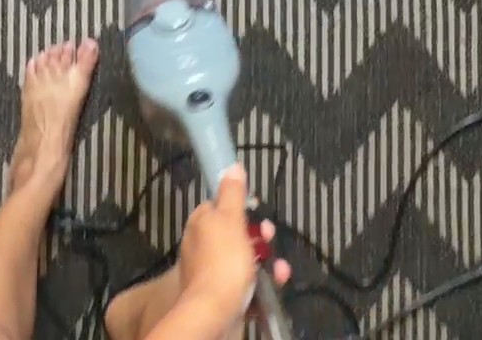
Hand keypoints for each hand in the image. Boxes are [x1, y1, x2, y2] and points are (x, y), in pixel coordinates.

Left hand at [176, 165, 290, 319]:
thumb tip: (232, 165)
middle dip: (259, 235)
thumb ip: (232, 192)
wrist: (214, 314)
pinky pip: (246, 284)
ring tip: (280, 269)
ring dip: (267, 261)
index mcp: (201, 223)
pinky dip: (263, 284)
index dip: (240, 207)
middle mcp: (203, 246)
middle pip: (235, 234)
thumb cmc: (223, 261)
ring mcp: (213, 273)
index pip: (219, 207)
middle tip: (270, 236)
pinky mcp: (224, 297)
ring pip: (245, 260)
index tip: (257, 210)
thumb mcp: (230, 219)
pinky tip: (277, 283)